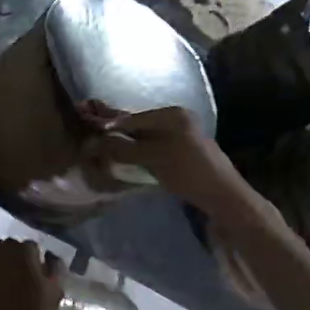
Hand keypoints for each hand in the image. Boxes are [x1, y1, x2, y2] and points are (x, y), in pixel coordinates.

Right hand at [79, 103, 242, 213]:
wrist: (222, 195)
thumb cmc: (187, 171)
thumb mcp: (151, 158)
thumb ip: (122, 148)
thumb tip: (91, 142)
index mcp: (172, 114)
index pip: (131, 117)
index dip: (107, 124)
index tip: (86, 128)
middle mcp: (177, 118)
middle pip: (137, 124)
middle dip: (115, 132)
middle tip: (92, 138)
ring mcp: (181, 134)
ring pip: (144, 136)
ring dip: (125, 143)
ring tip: (104, 149)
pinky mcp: (183, 150)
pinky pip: (153, 145)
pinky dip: (138, 151)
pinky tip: (126, 158)